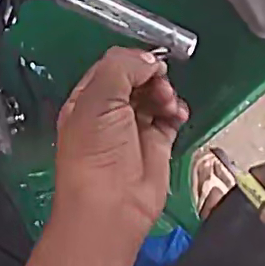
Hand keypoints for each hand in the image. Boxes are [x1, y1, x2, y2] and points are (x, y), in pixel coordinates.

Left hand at [53, 48, 188, 240]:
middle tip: (159, 84)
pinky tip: (178, 114)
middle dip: (151, 76)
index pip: (111, 67)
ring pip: (155, 96)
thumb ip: (123, 68)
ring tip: (167, 103)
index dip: (132, 60)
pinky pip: (170, 118)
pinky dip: (177, 112)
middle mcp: (109, 112)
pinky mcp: (156, 145)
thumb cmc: (97, 152)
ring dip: (166, 93)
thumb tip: (150, 61)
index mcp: (87, 100)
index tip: (150, 61)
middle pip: (136, 79)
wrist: (112, 205)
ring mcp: (133, 129)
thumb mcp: (99, 99)